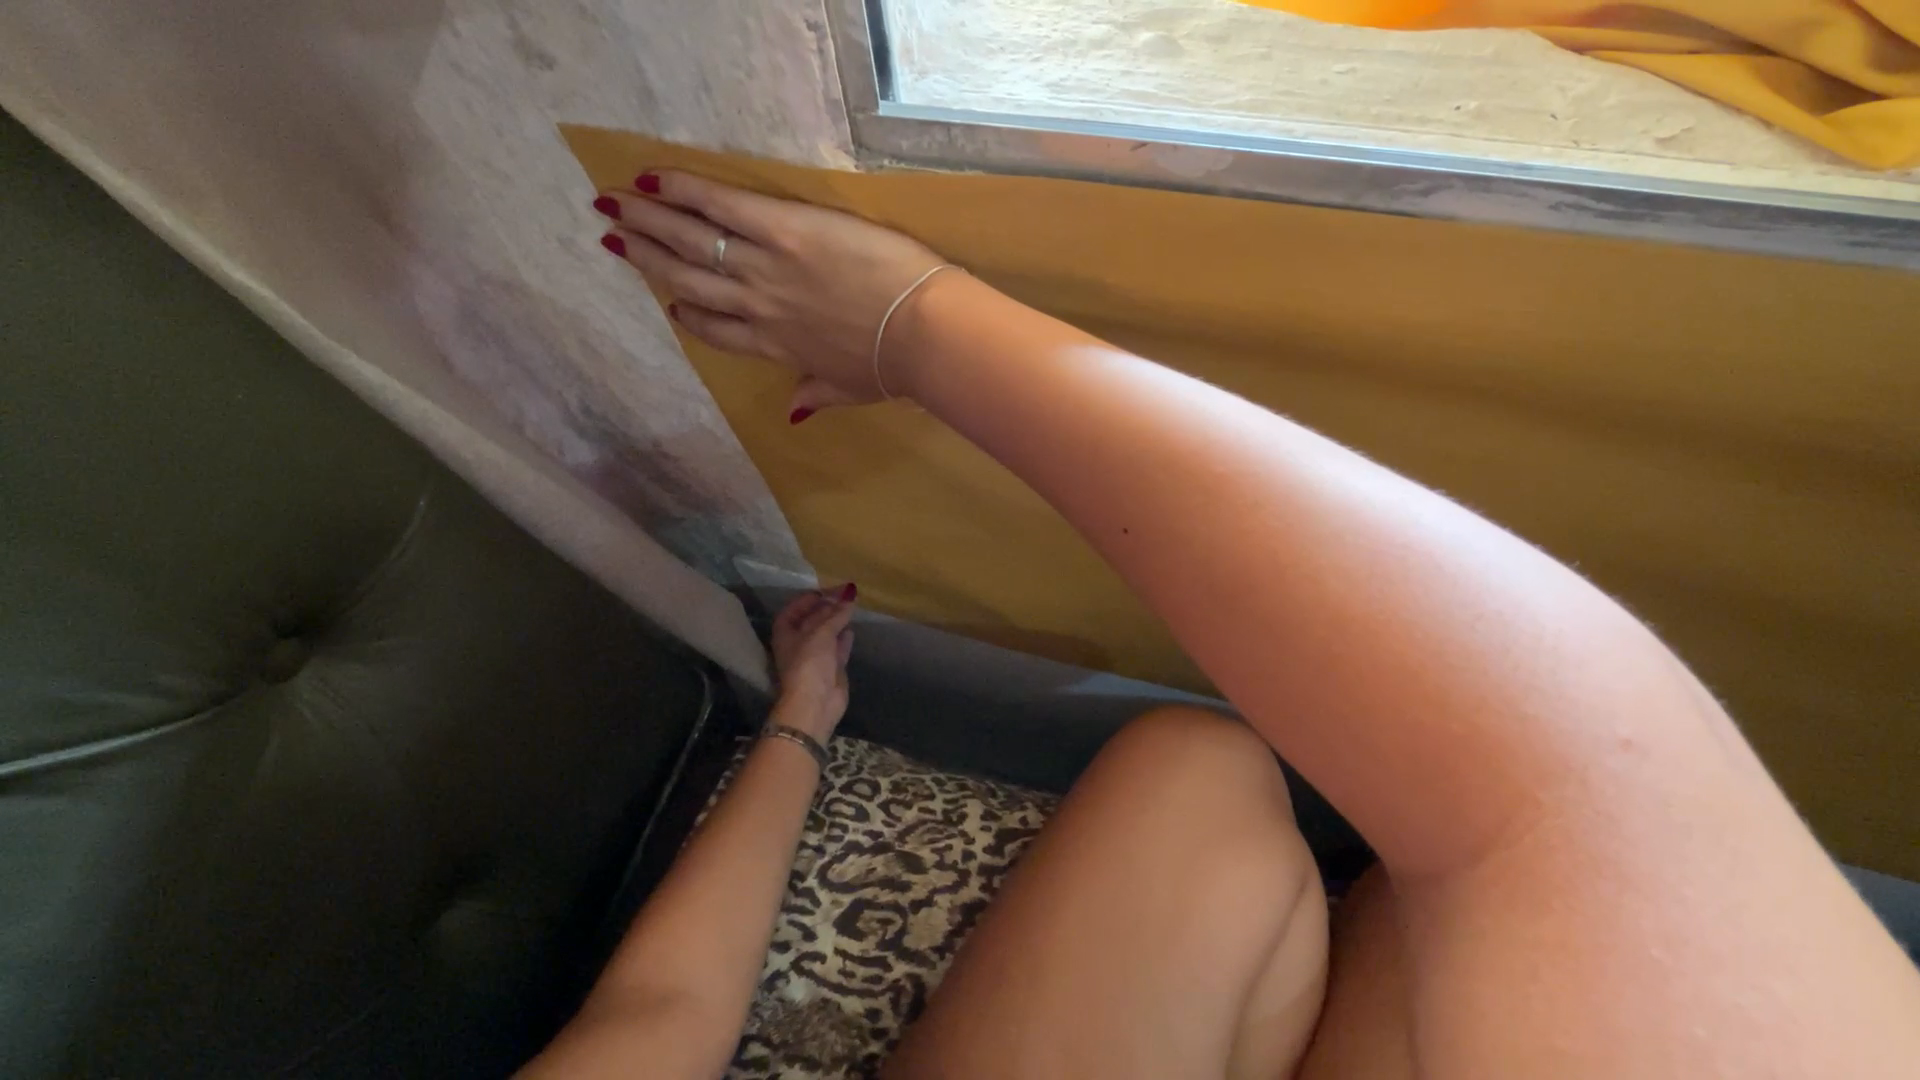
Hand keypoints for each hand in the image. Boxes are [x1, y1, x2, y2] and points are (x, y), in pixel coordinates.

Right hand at [594, 171, 947, 414]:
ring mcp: (766, 267)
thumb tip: (794, 414)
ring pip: (693, 243)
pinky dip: (686, 190)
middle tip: (612, 237)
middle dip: (646, 258)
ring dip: (648, 221)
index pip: (719, 331)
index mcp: (776, 346)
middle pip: (689, 281)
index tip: (671, 306)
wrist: (918, 332)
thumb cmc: (892, 366)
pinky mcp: (783, 229)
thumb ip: (816, 395)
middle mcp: (757, 307)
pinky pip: (724, 206)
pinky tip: (655, 177)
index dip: (690, 316)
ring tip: (612, 203)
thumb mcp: (850, 390)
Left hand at [768, 586, 856, 740]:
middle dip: (828, 606)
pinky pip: (838, 647)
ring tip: (852, 606)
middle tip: (847, 594)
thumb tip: (849, 595)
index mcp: (786, 632)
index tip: (831, 589)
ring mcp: (815, 656)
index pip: (796, 607)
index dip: (812, 596)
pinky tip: (852, 628)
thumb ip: (835, 613)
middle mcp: (798, 642)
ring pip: (827, 632)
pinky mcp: (831, 667)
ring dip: (837, 620)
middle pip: (813, 618)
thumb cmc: (809, 663)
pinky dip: (844, 637)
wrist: (815, 702)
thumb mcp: (820, 632)